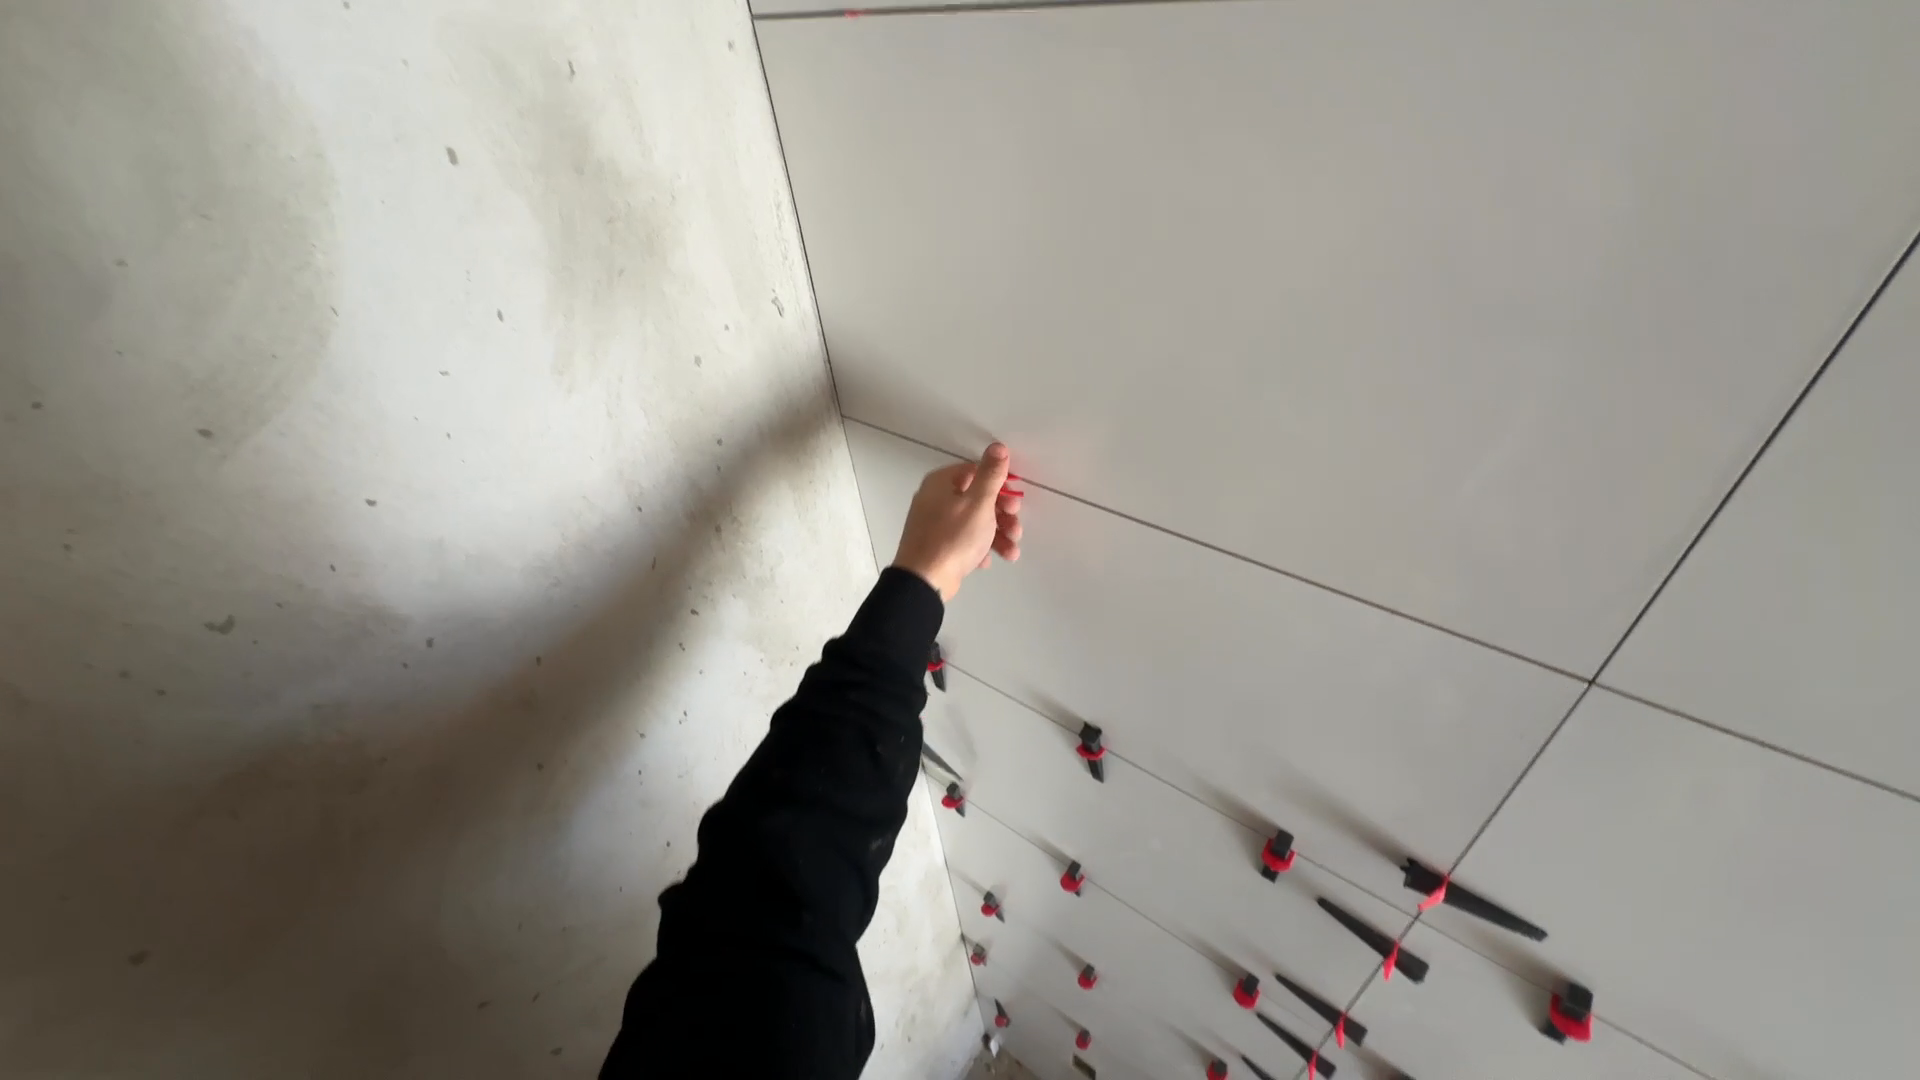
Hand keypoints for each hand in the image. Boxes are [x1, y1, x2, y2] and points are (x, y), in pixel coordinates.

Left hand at [890, 443, 1023, 600]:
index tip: (1016, 500)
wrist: (925, 581)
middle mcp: (935, 499)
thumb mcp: (979, 503)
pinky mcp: (938, 545)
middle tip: (1016, 526)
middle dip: (1003, 515)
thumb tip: (998, 446)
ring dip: (997, 535)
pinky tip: (986, 560)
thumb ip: (991, 475)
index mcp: (942, 482)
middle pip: (978, 499)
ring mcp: (935, 524)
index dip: (1000, 485)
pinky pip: (964, 540)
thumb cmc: (954, 537)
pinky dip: (979, 548)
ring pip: (974, 522)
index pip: (976, 472)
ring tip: (1012, 551)